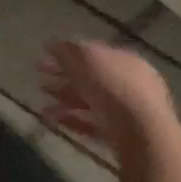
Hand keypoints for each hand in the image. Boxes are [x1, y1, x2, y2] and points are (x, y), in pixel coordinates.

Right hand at [39, 40, 177, 151]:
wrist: (142, 135)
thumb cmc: (113, 86)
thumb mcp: (84, 56)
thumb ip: (66, 48)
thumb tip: (51, 45)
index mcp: (128, 62)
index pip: (95, 53)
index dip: (68, 53)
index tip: (44, 55)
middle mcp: (133, 86)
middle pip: (91, 78)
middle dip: (63, 77)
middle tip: (39, 77)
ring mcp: (129, 113)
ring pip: (90, 102)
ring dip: (63, 99)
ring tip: (42, 103)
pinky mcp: (123, 136)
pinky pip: (93, 124)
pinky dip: (72, 120)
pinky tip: (53, 119)